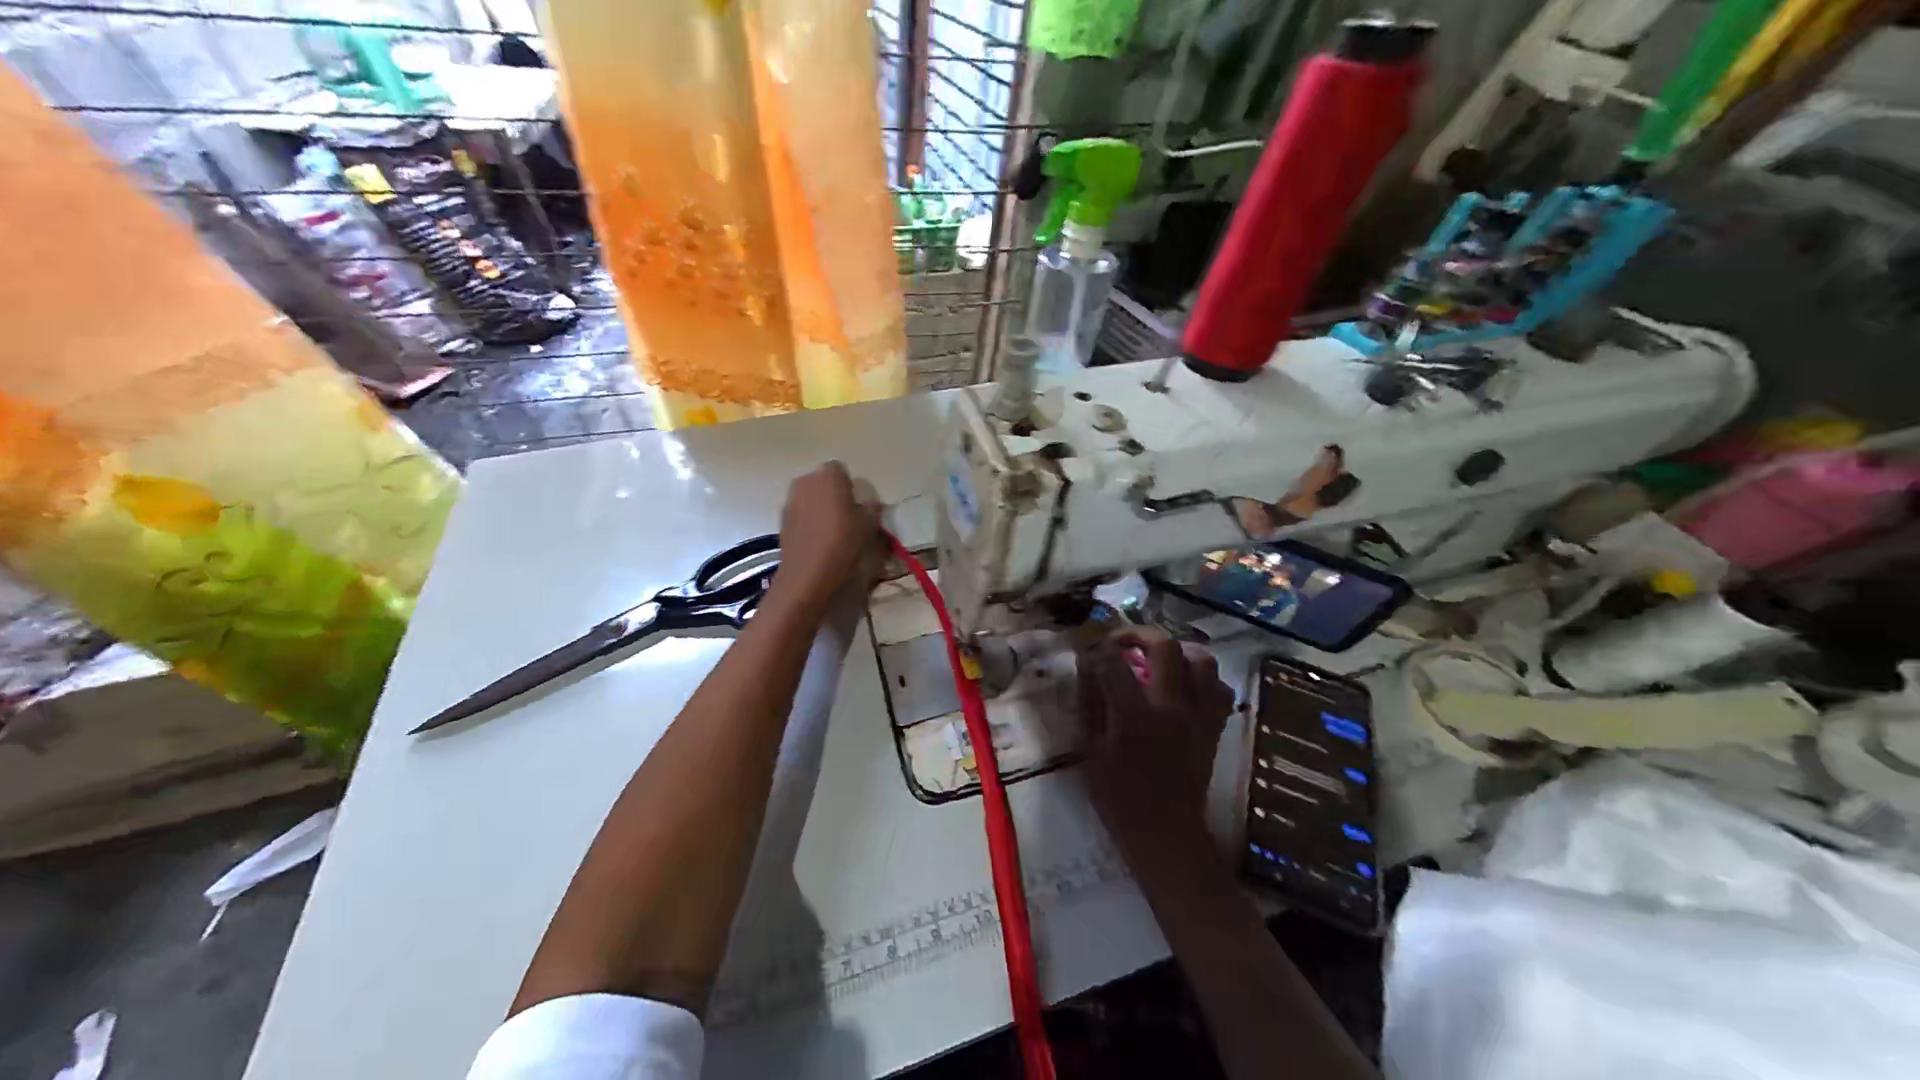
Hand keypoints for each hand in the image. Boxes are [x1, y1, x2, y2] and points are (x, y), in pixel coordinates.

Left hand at [774, 461, 879, 607]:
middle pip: (822, 482)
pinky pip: (800, 514)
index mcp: (828, 476)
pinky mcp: (781, 520)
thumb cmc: (843, 543)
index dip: (850, 486)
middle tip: (846, 516)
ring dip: (819, 508)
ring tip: (831, 531)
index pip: (841, 470)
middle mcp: (805, 482)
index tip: (857, 505)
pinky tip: (817, 541)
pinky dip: (808, 522)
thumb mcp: (869, 525)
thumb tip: (868, 503)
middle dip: (832, 494)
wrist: (807, 575)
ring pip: (809, 498)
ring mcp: (789, 501)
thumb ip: (870, 507)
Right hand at [1079, 630, 1234, 860]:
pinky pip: (1218, 688)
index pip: (1113, 662)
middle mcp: (1171, 708)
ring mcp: (1199, 716)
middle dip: (1139, 634)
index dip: (1097, 648)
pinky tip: (1185, 686)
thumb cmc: (1120, 798)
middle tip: (1122, 642)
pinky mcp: (1214, 727)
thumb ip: (1091, 706)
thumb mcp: (1091, 753)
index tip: (1087, 648)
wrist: (1166, 833)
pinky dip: (1203, 679)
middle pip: (1164, 648)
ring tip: (1158, 658)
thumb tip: (1087, 670)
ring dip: (1178, 651)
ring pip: (1202, 660)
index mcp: (1134, 717)